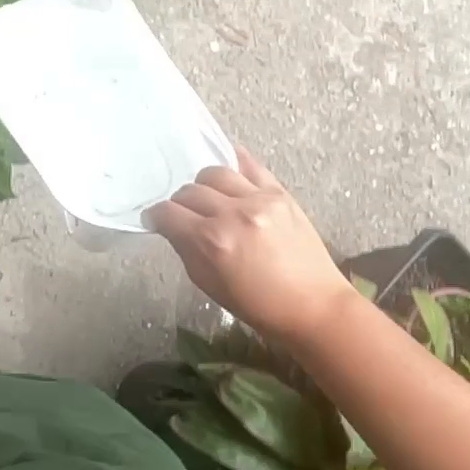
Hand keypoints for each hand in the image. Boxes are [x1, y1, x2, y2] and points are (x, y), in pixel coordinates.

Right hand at [144, 145, 355, 343]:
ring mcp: (259, 200)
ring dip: (204, 186)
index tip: (156, 221)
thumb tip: (172, 226)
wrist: (313, 305)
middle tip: (184, 216)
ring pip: (214, 173)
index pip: (168, 212)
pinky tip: (228, 172)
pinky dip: (234, 164)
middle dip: (180, 203)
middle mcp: (232, 214)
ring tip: (209, 199)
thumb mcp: (207, 283)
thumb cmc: (256, 305)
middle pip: (189, 191)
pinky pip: (250, 165)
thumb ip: (185, 248)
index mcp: (211, 241)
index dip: (156, 216)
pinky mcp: (280, 193)